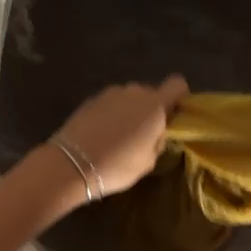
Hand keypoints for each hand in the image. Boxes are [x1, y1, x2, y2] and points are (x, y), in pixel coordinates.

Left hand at [52, 75, 188, 196]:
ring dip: (130, 111)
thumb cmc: (118, 165)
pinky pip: (111, 103)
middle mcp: (134, 91)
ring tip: (121, 135)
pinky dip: (112, 114)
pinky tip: (103, 134)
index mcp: (154, 104)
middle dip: (151, 108)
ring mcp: (110, 93)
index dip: (179, 97)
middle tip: (145, 133)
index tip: (174, 115)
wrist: (71, 163)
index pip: (177, 85)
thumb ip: (158, 139)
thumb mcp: (149, 160)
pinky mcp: (91, 99)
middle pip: (151, 93)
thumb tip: (157, 130)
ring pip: (129, 98)